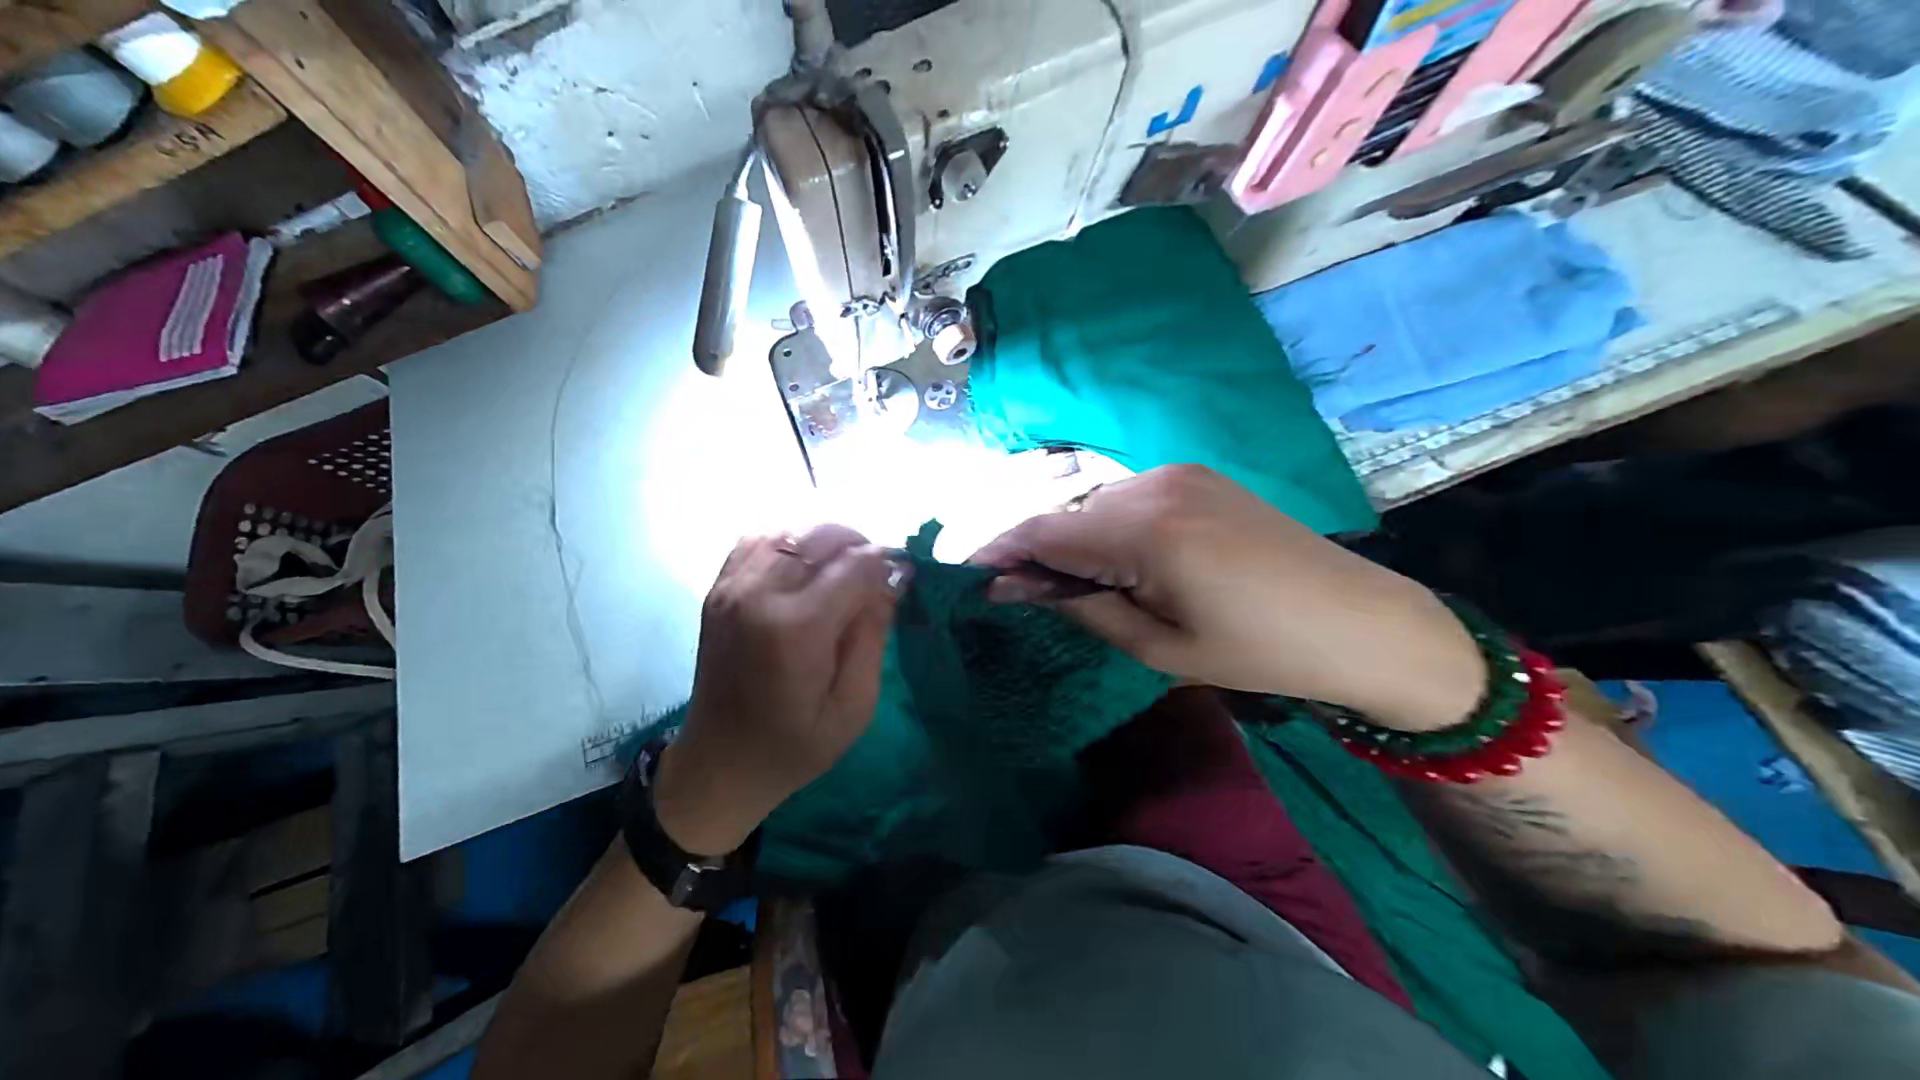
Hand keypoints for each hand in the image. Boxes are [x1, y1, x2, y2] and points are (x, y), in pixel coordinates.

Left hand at [653, 525, 901, 855]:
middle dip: (858, 546)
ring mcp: (732, 587)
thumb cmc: (794, 746)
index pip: (855, 565)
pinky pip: (756, 539)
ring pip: (789, 529)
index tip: (901, 579)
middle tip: (874, 575)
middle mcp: (760, 594)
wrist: (719, 764)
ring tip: (840, 569)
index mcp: (797, 627)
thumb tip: (889, 582)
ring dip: (823, 540)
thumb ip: (873, 636)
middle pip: (821, 535)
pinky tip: (802, 566)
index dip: (885, 565)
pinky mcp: (718, 589)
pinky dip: (787, 541)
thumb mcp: (854, 706)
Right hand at [970, 465, 1484, 731]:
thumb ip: (1078, 606)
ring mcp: (1179, 472)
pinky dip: (1106, 526)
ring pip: (1093, 502)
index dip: (997, 552)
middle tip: (1023, 595)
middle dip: (1033, 550)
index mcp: (1144, 530)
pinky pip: (1127, 496)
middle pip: (1064, 513)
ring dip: (1071, 538)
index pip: (1041, 531)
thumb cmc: (1258, 651)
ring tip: (1075, 585)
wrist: (1361, 621)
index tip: (966, 577)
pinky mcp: (1198, 475)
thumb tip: (1010, 587)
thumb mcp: (1157, 646)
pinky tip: (1119, 560)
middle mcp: (1153, 484)